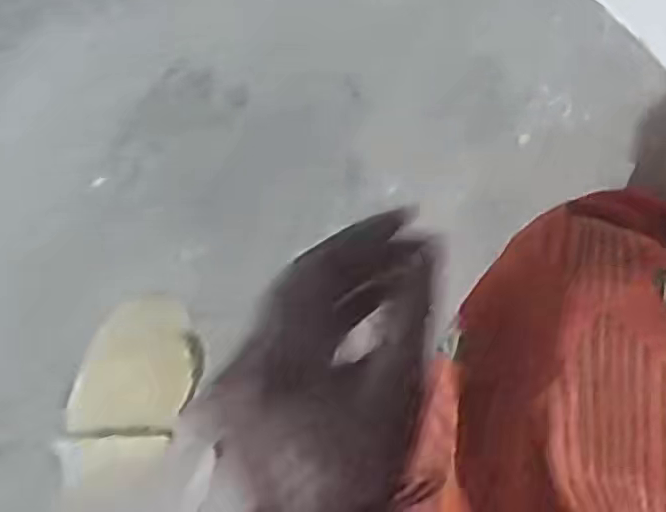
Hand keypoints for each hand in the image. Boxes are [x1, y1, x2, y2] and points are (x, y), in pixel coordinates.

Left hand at [188, 210, 434, 511]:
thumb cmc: (368, 449)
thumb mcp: (400, 370)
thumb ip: (415, 300)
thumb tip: (429, 243)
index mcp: (273, 360)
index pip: (312, 272)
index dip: (364, 235)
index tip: (411, 216)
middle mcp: (239, 366)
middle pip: (299, 285)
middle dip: (360, 252)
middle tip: (411, 232)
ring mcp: (235, 383)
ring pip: (296, 307)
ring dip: (352, 279)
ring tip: (403, 263)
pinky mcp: (245, 394)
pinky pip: (292, 331)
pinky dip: (336, 308)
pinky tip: (376, 300)